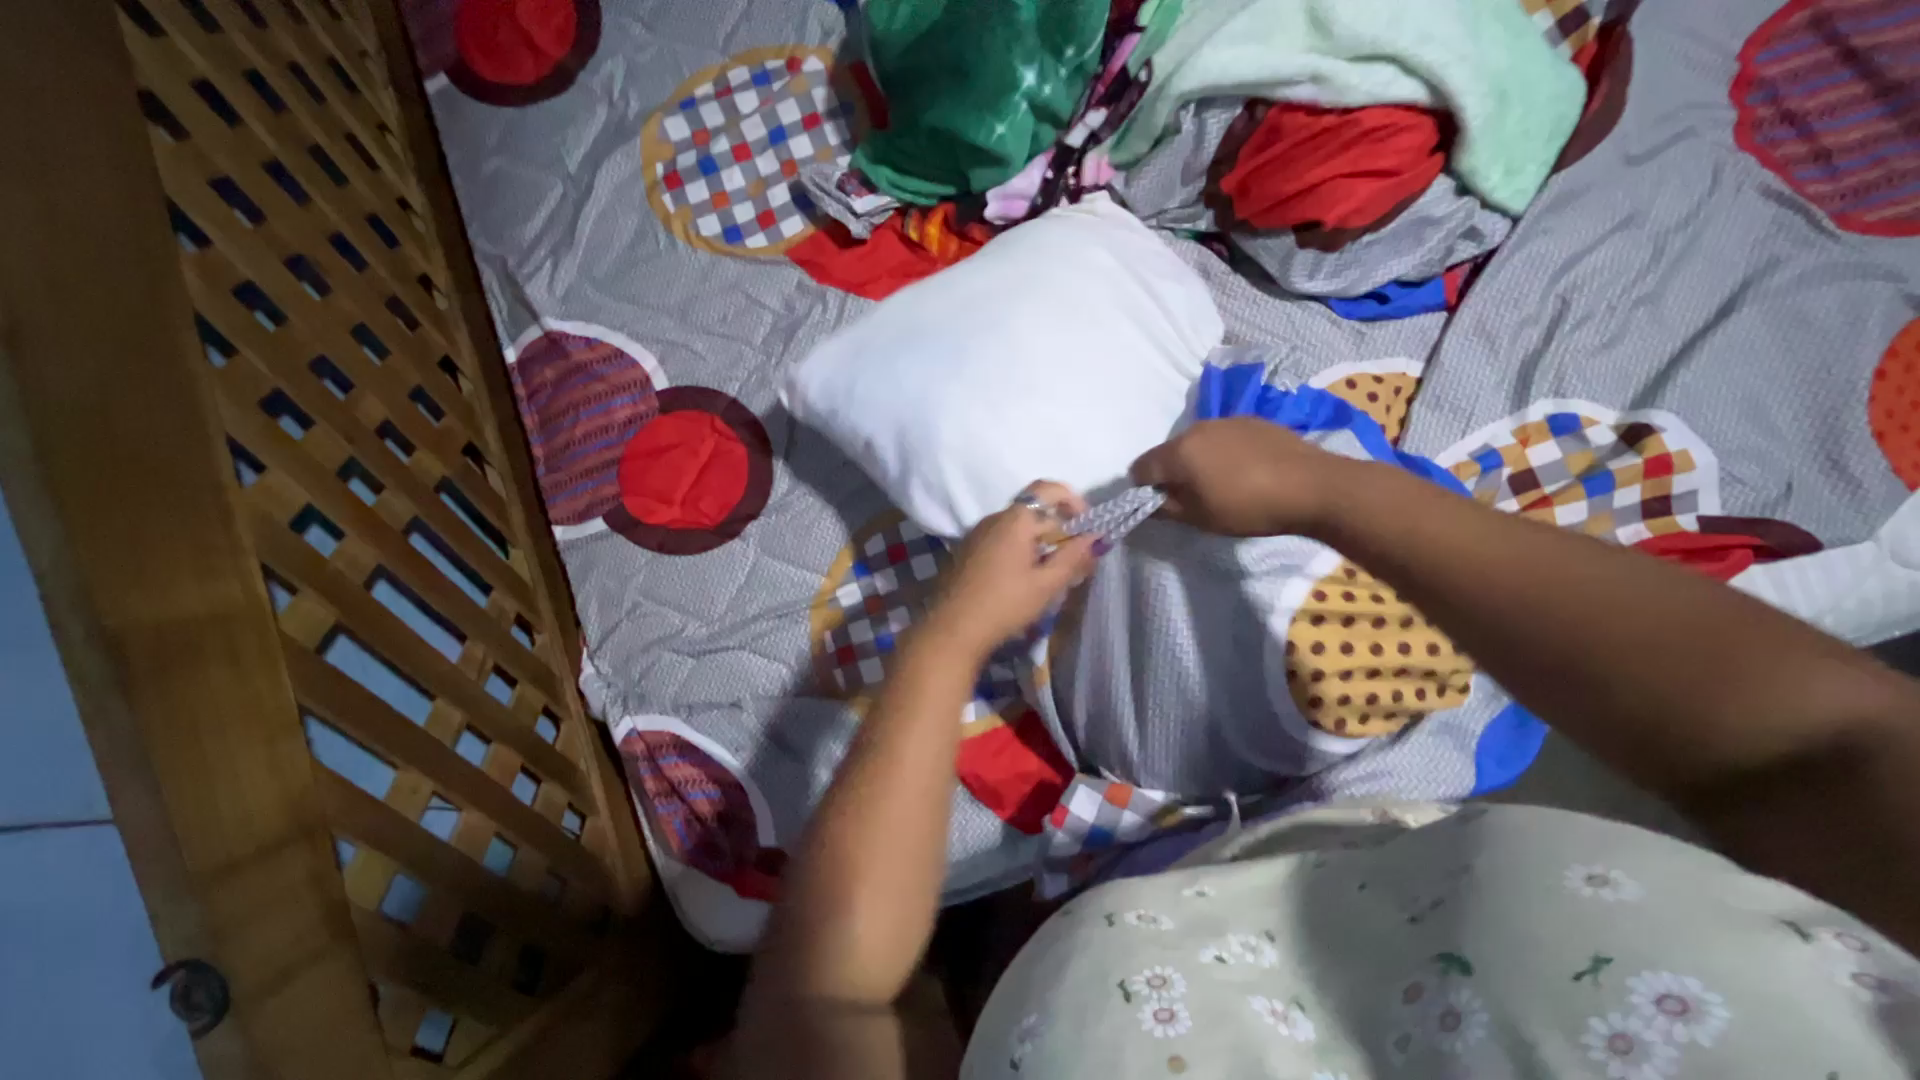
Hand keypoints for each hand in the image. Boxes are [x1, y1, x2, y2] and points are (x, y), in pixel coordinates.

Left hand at [922, 481, 1098, 656]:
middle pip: (1034, 511)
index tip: (1086, 525)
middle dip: (1059, 529)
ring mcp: (977, 534)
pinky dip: (1019, 549)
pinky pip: (1001, 539)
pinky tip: (1023, 579)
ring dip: (1039, 541)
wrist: (952, 630)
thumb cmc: (1004, 605)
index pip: (1047, 489)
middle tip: (1076, 559)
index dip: (1072, 500)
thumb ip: (1073, 557)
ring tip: (1051, 573)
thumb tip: (1095, 536)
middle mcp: (993, 518)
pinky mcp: (967, 551)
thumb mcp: (1046, 584)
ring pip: (1017, 527)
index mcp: (1015, 520)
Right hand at [1130, 418, 1355, 536]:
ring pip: (1197, 442)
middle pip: (1169, 452)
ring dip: (1198, 461)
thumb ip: (1167, 508)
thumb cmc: (1249, 507)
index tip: (1159, 504)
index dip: (1142, 488)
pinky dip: (1223, 453)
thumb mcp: (1201, 518)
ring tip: (1222, 484)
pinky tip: (1246, 471)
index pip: (1141, 467)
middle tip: (1192, 497)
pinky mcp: (1252, 421)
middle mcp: (1197, 428)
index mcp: (1178, 451)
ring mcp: (1226, 421)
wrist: (1313, 486)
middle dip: (1172, 472)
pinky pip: (1223, 437)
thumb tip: (1150, 502)